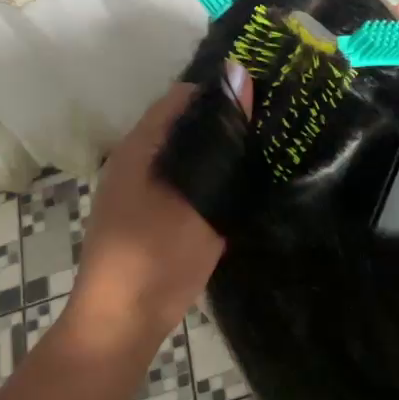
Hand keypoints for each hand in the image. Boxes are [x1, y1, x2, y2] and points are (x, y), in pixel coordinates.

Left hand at [74, 65, 250, 335]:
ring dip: (221, 153)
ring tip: (269, 153)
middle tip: (277, 125)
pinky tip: (242, 192)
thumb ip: (221, 140)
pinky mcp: (152, 219)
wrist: (122, 322)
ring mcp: (141, 192)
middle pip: (184, 126)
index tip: (268, 95)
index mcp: (140, 148)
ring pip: (187, 158)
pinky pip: (186, 185)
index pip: (183, 97)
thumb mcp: (197, 197)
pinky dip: (212, 181)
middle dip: (226, 122)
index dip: (223, 90)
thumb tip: (241, 78)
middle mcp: (136, 162)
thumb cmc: (156, 256)